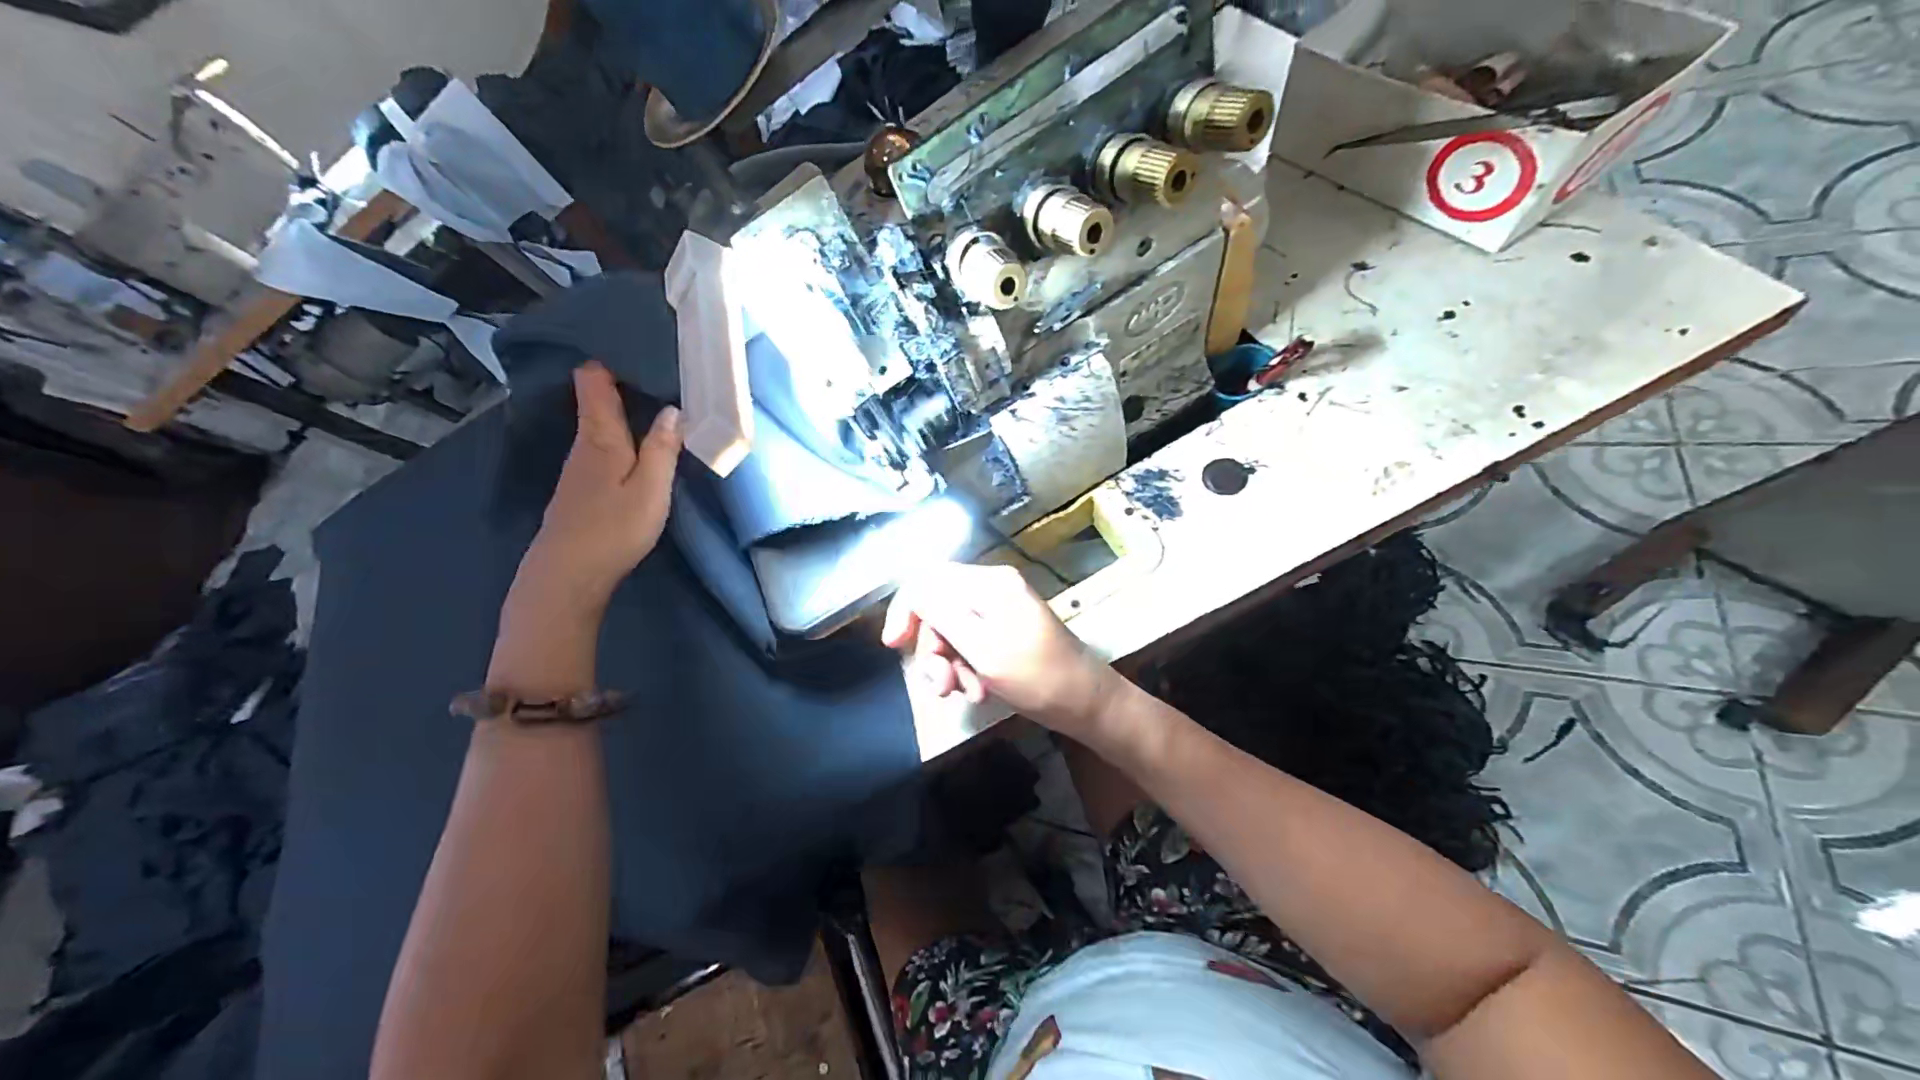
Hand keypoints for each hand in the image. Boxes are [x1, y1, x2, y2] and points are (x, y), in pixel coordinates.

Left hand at [515, 360, 681, 613]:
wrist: (567, 575)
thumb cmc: (613, 529)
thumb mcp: (651, 488)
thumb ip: (662, 447)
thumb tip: (672, 409)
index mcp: (600, 435)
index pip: (593, 378)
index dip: (609, 355)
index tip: (637, 341)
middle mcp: (585, 442)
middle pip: (597, 396)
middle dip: (624, 378)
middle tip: (660, 365)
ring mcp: (580, 465)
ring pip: (601, 421)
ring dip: (625, 406)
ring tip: (658, 396)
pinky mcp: (582, 485)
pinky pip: (602, 443)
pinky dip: (621, 431)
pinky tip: (640, 439)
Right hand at [881, 563, 1122, 735]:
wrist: (1087, 704)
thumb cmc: (1037, 675)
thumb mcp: (982, 646)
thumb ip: (942, 613)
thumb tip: (913, 589)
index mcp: (988, 583)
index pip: (927, 579)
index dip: (905, 610)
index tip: (895, 645)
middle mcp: (992, 590)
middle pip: (937, 610)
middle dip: (934, 650)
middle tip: (943, 686)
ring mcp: (1000, 612)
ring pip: (950, 633)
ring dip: (951, 666)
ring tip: (970, 694)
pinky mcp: (1005, 634)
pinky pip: (969, 646)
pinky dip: (967, 670)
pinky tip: (981, 692)